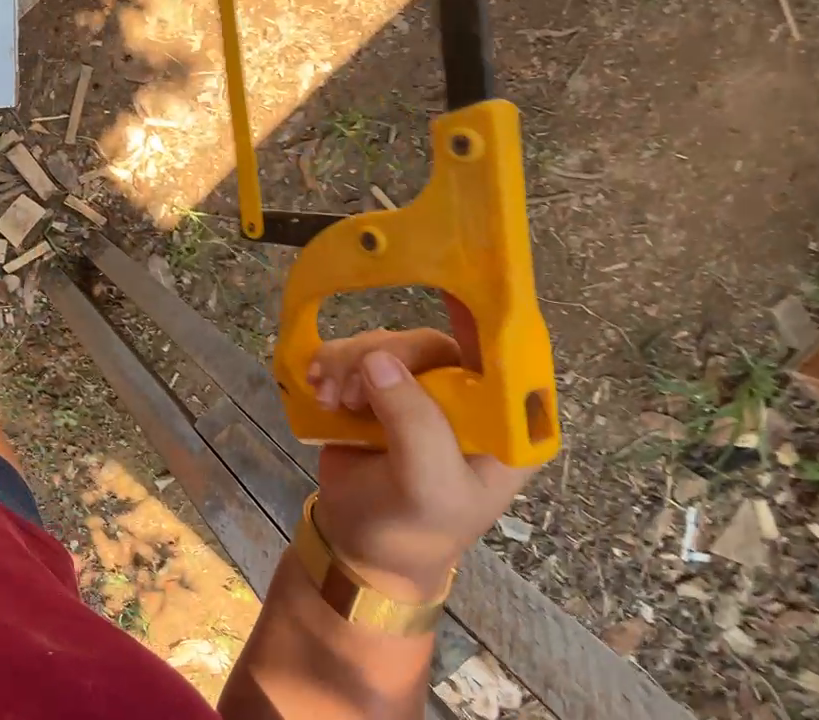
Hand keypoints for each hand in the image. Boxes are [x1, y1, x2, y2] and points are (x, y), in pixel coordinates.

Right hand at [306, 299, 534, 605]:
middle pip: (428, 342)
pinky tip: (317, 385)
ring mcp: (417, 393)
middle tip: (349, 389)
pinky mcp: (374, 392)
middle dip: (382, 357)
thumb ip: (414, 422)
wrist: (359, 543)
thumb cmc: (411, 524)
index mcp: (501, 421)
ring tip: (328, 395)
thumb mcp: (426, 484)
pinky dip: (329, 364)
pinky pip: (352, 356)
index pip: (502, 353)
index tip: (445, 274)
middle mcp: (465, 398)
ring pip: (383, 346)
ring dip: (347, 363)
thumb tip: (378, 361)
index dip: (479, 312)